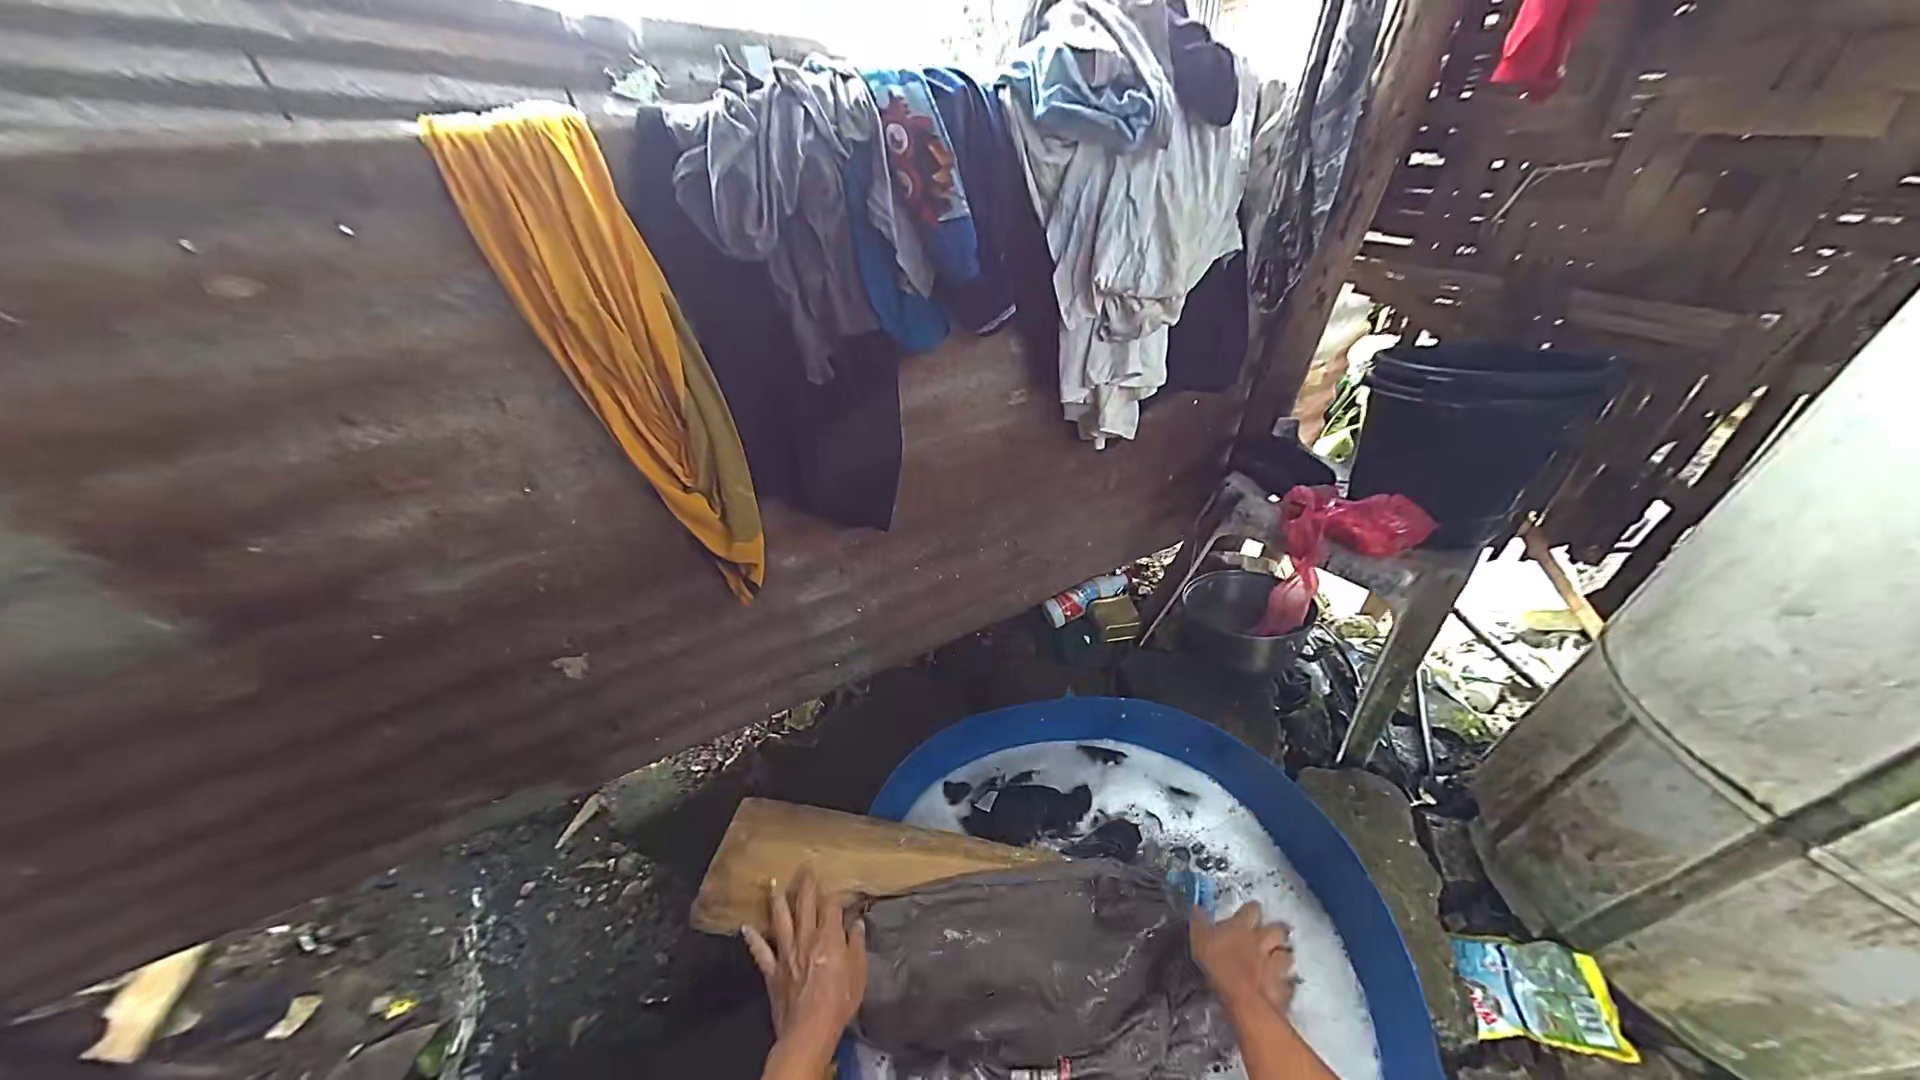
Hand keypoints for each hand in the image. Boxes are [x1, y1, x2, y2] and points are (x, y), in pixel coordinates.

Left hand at [742, 867, 867, 1047]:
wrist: (808, 1031)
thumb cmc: (839, 1002)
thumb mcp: (859, 972)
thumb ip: (857, 944)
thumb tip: (857, 922)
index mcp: (829, 936)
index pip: (832, 906)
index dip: (835, 896)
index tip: (837, 890)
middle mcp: (806, 937)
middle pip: (805, 904)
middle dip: (806, 884)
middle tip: (804, 868)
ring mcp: (786, 952)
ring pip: (780, 919)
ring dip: (777, 901)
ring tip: (774, 885)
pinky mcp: (772, 970)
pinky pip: (760, 951)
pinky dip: (752, 939)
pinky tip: (745, 927)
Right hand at [1190, 901, 1296, 1015]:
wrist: (1242, 999)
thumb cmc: (1217, 965)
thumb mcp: (1199, 938)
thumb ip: (1200, 921)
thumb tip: (1196, 907)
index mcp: (1242, 927)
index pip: (1252, 910)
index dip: (1253, 909)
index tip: (1252, 909)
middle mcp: (1262, 942)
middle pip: (1277, 931)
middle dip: (1277, 931)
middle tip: (1273, 934)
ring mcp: (1275, 965)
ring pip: (1287, 956)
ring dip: (1284, 956)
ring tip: (1280, 958)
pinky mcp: (1282, 988)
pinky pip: (1288, 983)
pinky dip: (1286, 983)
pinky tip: (1282, 985)